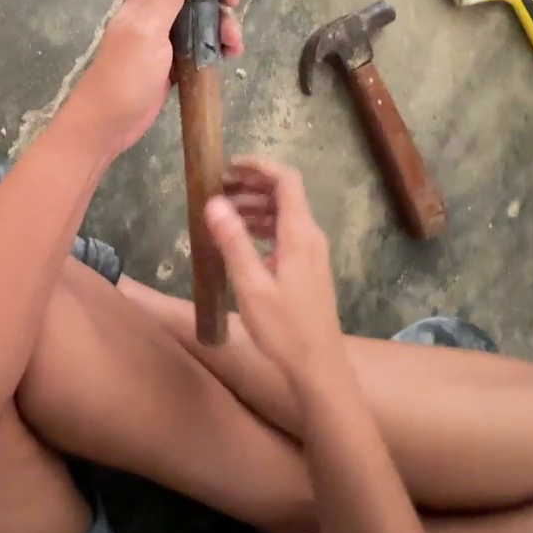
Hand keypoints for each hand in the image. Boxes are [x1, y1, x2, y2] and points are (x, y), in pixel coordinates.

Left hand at [62, 0, 241, 155]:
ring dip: (219, 27)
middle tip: (233, 9)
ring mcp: (162, 42)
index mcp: (141, 0)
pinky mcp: (172, 66)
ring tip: (235, 44)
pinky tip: (229, 55)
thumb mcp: (148, 28)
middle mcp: (152, 16)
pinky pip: (197, 48)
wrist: (108, 125)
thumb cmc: (124, 75)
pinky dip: (214, 49)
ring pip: (197, 22)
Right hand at [205, 157, 344, 386]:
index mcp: (300, 234)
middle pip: (284, 193)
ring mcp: (311, 251)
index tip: (228, 166)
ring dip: (254, 206)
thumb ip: (233, 242)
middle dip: (251, 185)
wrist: (318, 366)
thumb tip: (214, 202)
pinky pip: (285, 232)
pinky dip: (262, 226)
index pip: (286, 180)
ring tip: (222, 213)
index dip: (259, 166)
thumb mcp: (251, 286)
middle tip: (216, 189)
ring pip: (284, 213)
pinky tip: (240, 239)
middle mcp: (310, 235)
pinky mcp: (307, 266)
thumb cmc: (284, 328)